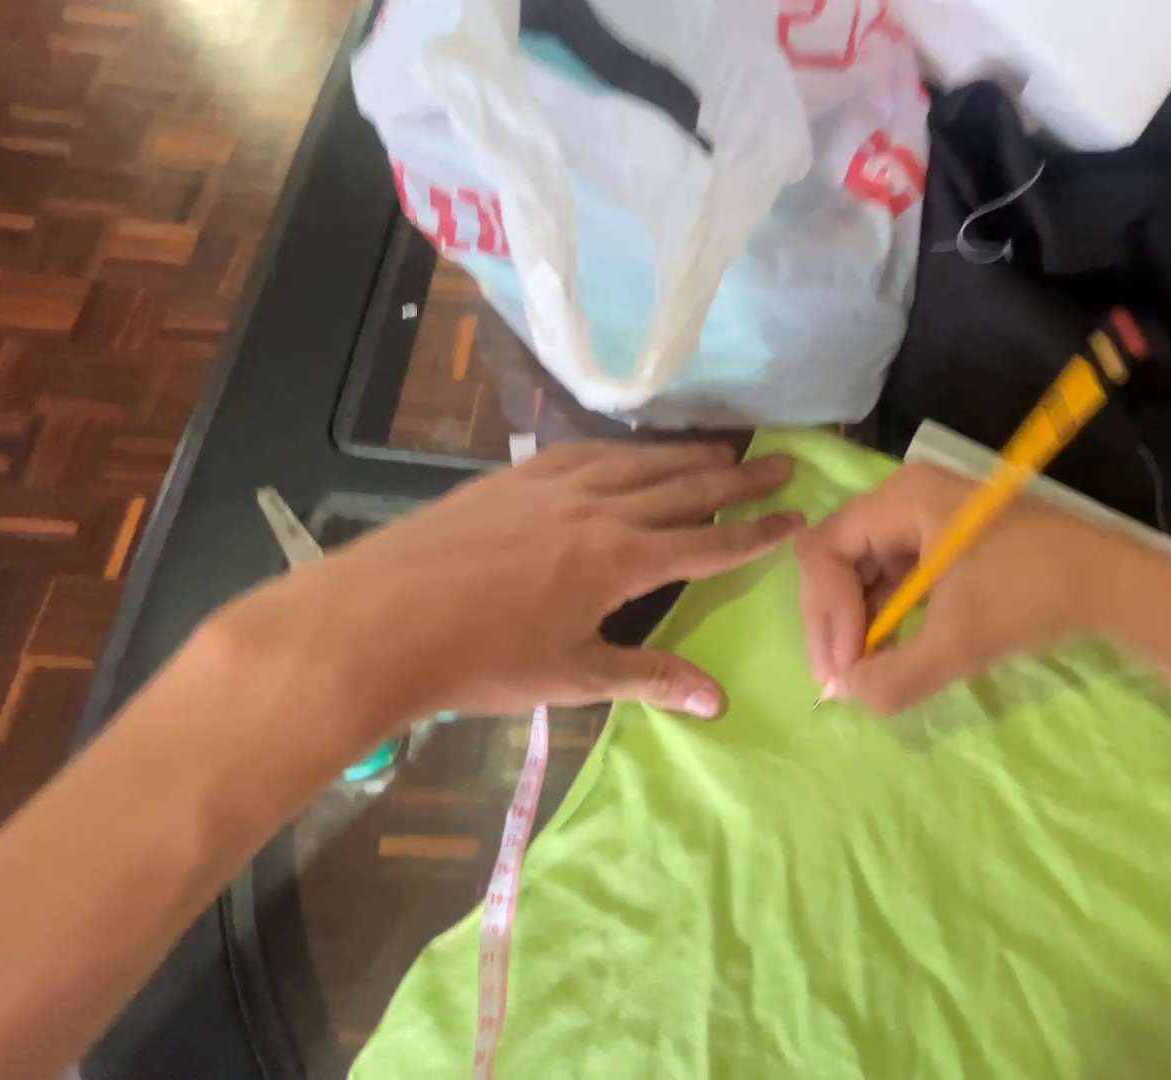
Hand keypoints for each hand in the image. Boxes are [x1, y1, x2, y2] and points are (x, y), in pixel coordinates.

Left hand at [214, 441, 802, 750]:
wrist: (374, 621)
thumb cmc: (479, 660)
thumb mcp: (572, 676)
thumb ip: (648, 678)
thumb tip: (717, 700)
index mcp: (620, 560)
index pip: (709, 543)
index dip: (757, 532)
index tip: (797, 516)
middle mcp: (598, 510)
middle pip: (684, 489)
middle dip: (738, 478)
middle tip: (781, 463)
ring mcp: (554, 486)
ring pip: (638, 463)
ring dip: (686, 456)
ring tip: (722, 448)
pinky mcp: (516, 477)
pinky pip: (586, 453)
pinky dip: (623, 452)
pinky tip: (629, 452)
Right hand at [794, 464, 1170, 713]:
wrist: (1113, 583)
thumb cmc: (1034, 596)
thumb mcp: (961, 643)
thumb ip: (895, 677)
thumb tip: (846, 697)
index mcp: (904, 499)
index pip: (826, 550)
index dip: (825, 611)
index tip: (846, 665)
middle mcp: (903, 498)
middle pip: (836, 558)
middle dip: (834, 620)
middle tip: (841, 678)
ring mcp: (921, 516)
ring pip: (859, 571)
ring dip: (856, 623)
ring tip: (866, 672)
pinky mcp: (938, 540)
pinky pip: (889, 576)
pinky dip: (884, 616)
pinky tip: (890, 652)